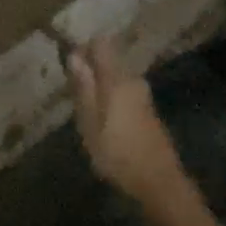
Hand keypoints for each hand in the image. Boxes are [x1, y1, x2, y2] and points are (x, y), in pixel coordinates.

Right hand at [68, 36, 185, 199]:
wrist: (158, 181)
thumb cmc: (118, 154)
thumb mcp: (90, 124)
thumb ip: (83, 88)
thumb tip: (74, 56)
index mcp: (118, 80)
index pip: (101, 44)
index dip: (82, 48)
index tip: (67, 67)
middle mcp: (133, 80)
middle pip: (108, 58)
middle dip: (88, 68)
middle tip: (71, 94)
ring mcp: (142, 94)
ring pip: (114, 75)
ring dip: (97, 84)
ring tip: (82, 109)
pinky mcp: (146, 108)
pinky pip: (122, 89)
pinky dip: (108, 96)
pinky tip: (100, 119)